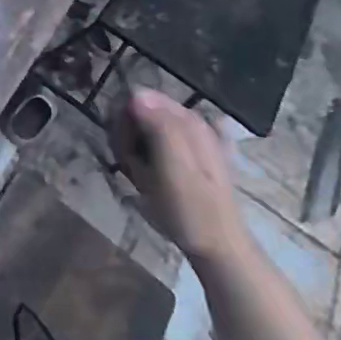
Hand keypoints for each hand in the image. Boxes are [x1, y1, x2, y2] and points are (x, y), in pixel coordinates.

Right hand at [114, 89, 251, 267]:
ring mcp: (189, 139)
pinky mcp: (185, 157)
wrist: (217, 246)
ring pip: (143, 128)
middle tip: (130, 164)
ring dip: (132, 149)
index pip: (138, 98)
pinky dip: (143, 157)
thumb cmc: (192, 208)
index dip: (123, 119)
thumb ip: (158, 125)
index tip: (124, 147)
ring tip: (139, 174)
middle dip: (127, 134)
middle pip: (139, 111)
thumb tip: (135, 92)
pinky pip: (152, 145)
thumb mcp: (173, 166)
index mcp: (187, 120)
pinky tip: (146, 175)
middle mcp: (189, 122)